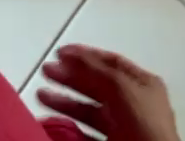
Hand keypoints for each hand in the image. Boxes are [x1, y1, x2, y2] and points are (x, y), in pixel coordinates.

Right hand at [37, 44, 179, 140]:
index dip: (84, 54)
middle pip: (95, 85)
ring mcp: (123, 129)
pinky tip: (51, 122)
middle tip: (46, 71)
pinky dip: (68, 128)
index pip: (110, 62)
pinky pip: (86, 135)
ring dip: (64, 102)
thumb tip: (71, 54)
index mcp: (143, 85)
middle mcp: (133, 105)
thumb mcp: (120, 87)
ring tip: (40, 96)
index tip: (59, 52)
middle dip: (68, 77)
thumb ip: (95, 69)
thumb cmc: (143, 125)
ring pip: (88, 111)